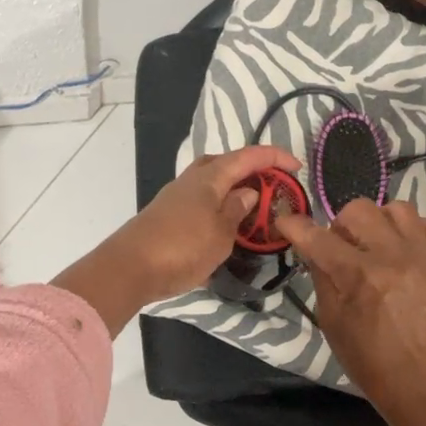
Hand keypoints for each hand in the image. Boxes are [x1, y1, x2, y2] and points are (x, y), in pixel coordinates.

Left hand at [54, 145, 301, 334]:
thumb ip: (237, 211)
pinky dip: (215, 205)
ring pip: (208, 182)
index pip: (247, 157)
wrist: (129, 269)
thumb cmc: (182, 249)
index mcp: (209, 178)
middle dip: (248, 167)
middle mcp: (190, 180)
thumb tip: (248, 192)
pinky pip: (198, 200)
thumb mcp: (220, 233)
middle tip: (269, 185)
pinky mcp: (165, 216)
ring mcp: (174, 197)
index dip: (274, 157)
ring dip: (230, 188)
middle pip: (223, 163)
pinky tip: (222, 224)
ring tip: (249, 207)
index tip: (297, 166)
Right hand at [273, 199, 425, 410]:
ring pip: (395, 208)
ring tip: (376, 246)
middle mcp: (391, 255)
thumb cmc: (369, 360)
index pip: (317, 237)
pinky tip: (405, 250)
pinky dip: (414, 230)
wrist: (422, 382)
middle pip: (357, 210)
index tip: (286, 222)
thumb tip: (315, 250)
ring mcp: (422, 255)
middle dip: (341, 226)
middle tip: (341, 249)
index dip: (295, 226)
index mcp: (357, 275)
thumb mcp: (332, 323)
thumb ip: (323, 280)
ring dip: (378, 222)